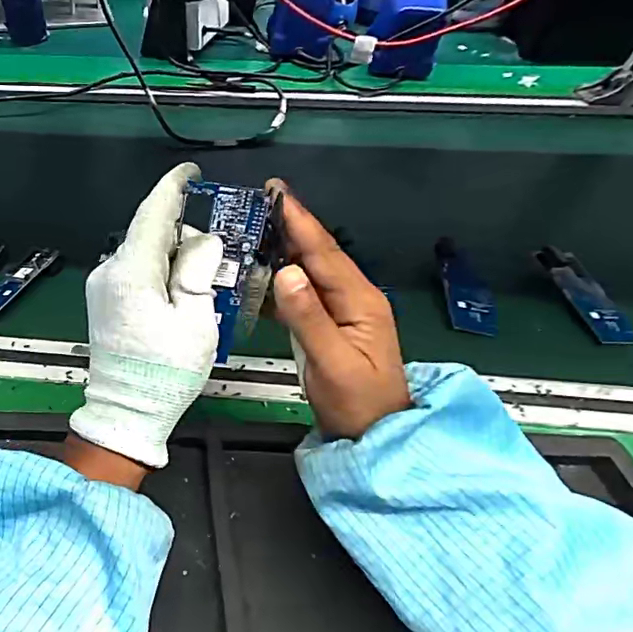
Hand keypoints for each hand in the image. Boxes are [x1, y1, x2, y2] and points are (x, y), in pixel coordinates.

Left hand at [68, 162, 223, 471]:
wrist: (125, 411)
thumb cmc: (164, 373)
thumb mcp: (196, 320)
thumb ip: (198, 271)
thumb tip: (203, 242)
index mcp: (131, 273)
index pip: (152, 213)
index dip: (173, 187)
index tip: (189, 172)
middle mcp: (109, 273)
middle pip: (148, 230)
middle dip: (181, 227)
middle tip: (215, 241)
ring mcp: (102, 286)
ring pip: (141, 250)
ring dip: (172, 250)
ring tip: (202, 269)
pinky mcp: (103, 300)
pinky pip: (134, 268)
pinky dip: (158, 266)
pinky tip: (180, 283)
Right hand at [266, 180, 410, 439]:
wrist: (377, 439)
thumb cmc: (360, 405)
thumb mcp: (333, 363)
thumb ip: (309, 318)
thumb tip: (285, 271)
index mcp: (360, 301)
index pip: (325, 252)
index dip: (299, 220)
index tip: (276, 192)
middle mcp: (354, 298)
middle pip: (318, 253)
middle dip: (291, 224)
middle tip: (261, 198)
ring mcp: (343, 310)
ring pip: (309, 269)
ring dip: (284, 247)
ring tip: (255, 226)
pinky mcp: (330, 324)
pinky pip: (303, 291)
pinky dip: (281, 277)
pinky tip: (261, 272)